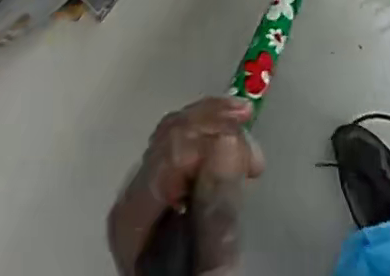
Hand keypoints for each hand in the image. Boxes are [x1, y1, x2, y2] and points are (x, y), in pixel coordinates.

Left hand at [108, 97, 264, 274]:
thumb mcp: (212, 269)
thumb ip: (217, 213)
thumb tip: (228, 144)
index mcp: (135, 217)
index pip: (171, 151)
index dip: (211, 138)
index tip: (251, 158)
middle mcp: (133, 195)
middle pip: (172, 133)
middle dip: (217, 128)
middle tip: (255, 154)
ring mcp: (146, 190)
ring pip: (179, 131)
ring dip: (219, 129)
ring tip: (251, 157)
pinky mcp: (165, 190)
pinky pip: (186, 145)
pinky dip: (214, 139)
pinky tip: (235, 153)